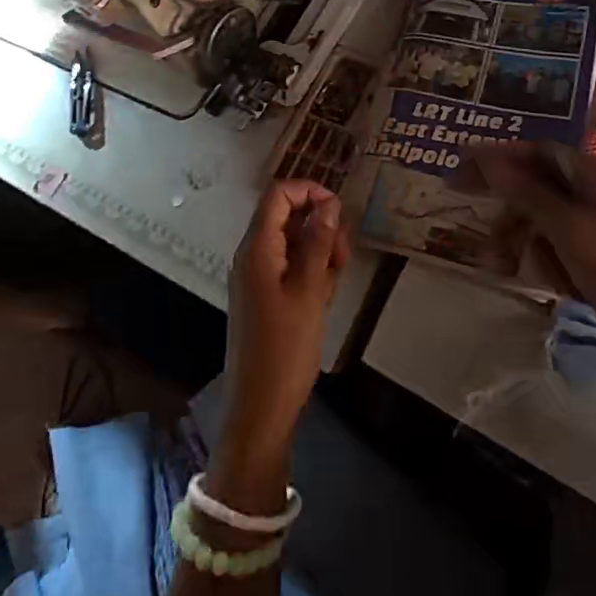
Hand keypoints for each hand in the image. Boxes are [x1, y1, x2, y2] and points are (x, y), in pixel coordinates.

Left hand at [214, 181, 349, 511]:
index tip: (340, 212)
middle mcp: (253, 256)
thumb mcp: (309, 290)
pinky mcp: (266, 296)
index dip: (310, 192)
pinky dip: (311, 273)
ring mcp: (258, 277)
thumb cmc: (286, 346)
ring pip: (294, 243)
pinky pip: (292, 268)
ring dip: (320, 252)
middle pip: (288, 217)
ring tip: (334, 281)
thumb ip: (318, 242)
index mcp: (257, 249)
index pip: (278, 195)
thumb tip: (329, 203)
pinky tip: (324, 297)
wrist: (261, 404)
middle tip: (342, 257)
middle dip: (321, 226)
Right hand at [467, 145, 595, 364]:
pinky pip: (563, 244)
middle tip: (488, 244)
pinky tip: (560, 286)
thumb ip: (527, 193)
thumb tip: (488, 161)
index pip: (537, 152)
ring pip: (547, 221)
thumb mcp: (569, 230)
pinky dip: (553, 262)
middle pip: (539, 188)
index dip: (496, 158)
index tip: (459, 169)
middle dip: (512, 216)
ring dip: (531, 245)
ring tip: (523, 276)